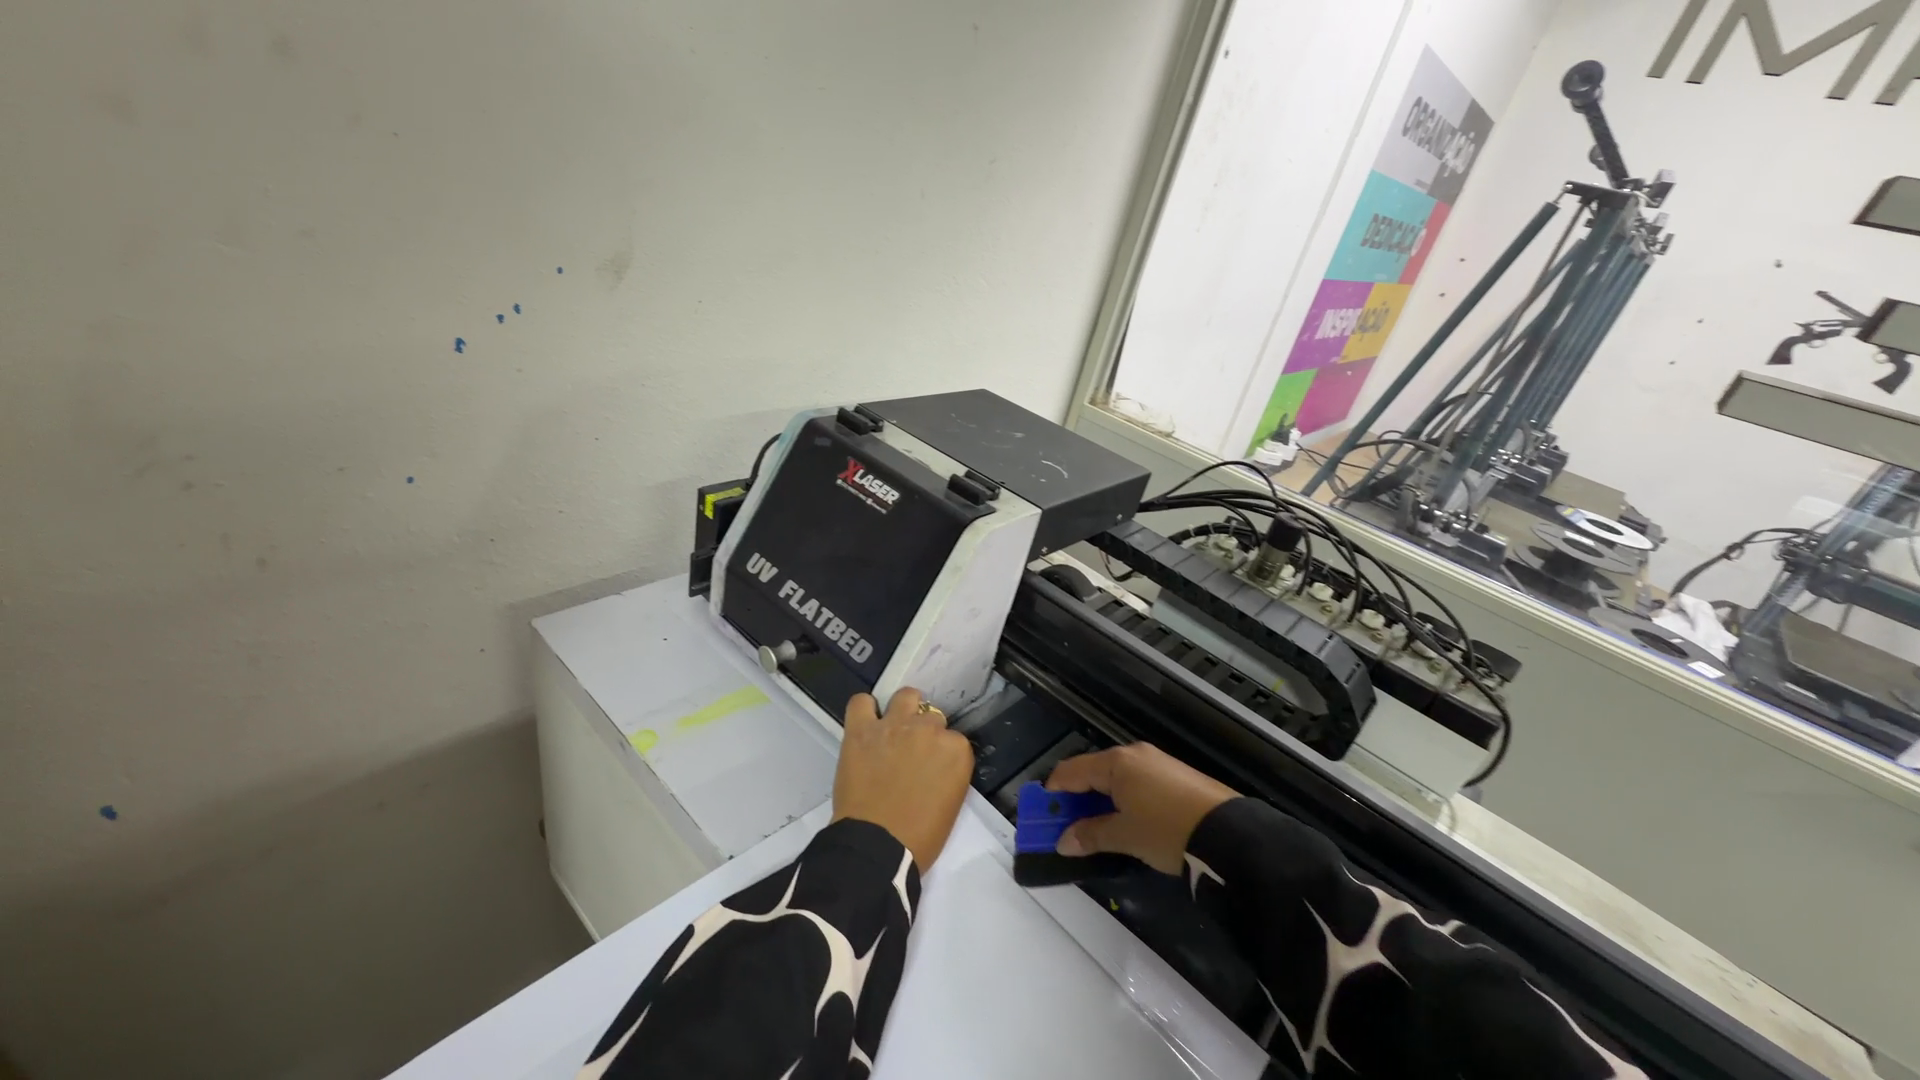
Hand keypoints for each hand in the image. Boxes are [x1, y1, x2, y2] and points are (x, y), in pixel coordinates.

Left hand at [832, 688, 974, 872]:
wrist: (877, 846)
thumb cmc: (920, 837)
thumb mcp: (951, 804)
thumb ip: (948, 775)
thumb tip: (933, 767)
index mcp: (957, 751)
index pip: (954, 740)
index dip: (941, 755)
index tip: (932, 770)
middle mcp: (929, 730)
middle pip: (932, 718)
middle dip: (925, 734)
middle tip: (912, 756)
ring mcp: (894, 725)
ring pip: (905, 697)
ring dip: (903, 709)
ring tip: (894, 727)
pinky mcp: (862, 730)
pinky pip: (861, 702)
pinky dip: (865, 710)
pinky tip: (866, 725)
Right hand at [1045, 743, 1237, 873]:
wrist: (1230, 833)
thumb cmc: (1167, 829)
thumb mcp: (1124, 836)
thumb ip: (1090, 835)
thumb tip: (1063, 841)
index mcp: (1116, 763)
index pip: (1070, 771)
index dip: (1052, 791)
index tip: (1041, 814)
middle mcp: (1134, 755)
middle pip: (1093, 773)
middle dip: (1076, 799)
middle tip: (1064, 825)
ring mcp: (1157, 764)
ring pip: (1115, 780)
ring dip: (1099, 802)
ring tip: (1093, 829)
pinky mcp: (1176, 777)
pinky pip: (1136, 784)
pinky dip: (1122, 801)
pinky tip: (1124, 823)